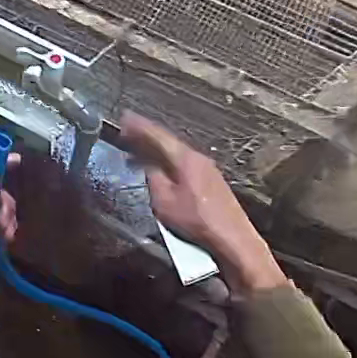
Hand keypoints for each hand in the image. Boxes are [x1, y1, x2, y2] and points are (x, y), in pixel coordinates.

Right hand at [119, 112, 286, 293]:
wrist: (232, 239)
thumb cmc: (197, 221)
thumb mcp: (164, 201)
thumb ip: (153, 178)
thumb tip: (149, 166)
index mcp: (185, 159)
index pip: (158, 135)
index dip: (139, 126)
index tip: (125, 118)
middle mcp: (198, 158)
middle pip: (168, 141)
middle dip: (146, 136)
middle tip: (128, 132)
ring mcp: (207, 169)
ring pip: (176, 152)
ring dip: (156, 150)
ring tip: (138, 150)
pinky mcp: (211, 181)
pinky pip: (184, 163)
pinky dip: (168, 161)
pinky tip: (160, 168)